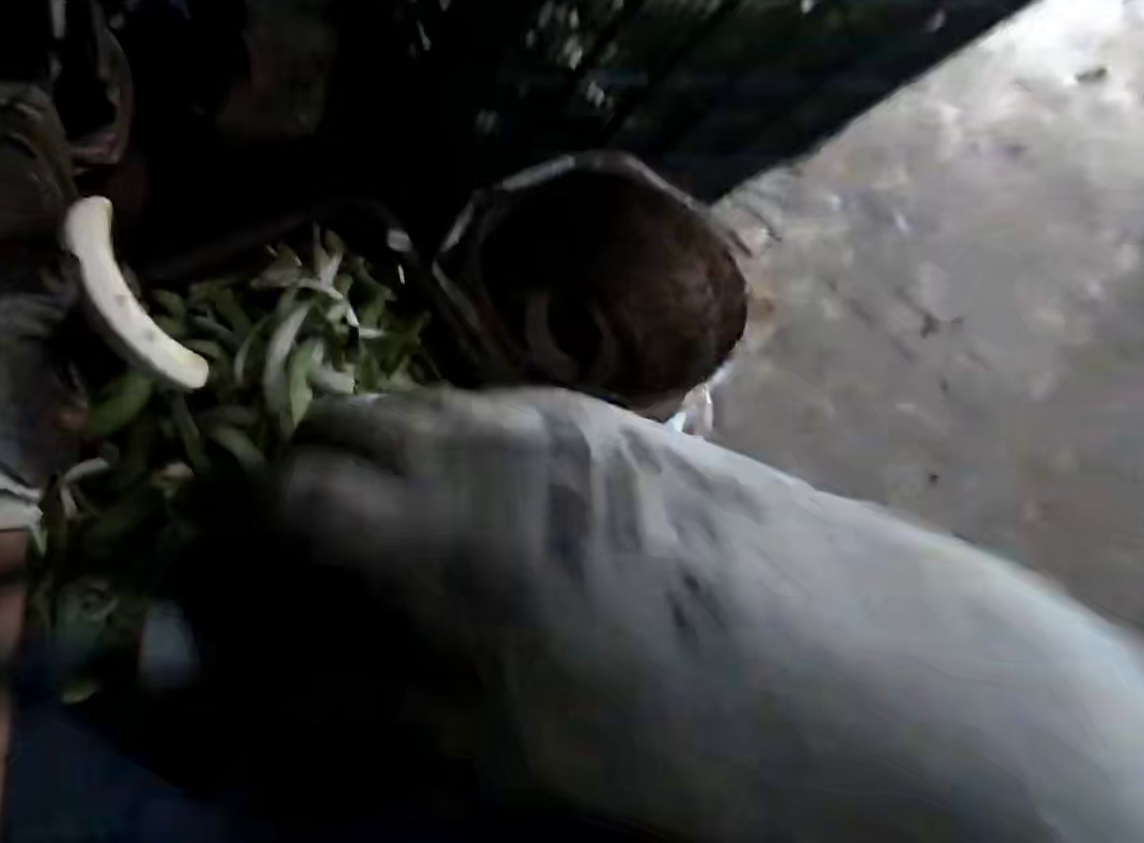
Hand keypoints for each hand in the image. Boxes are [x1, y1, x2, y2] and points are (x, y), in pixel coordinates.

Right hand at [274, 388, 1143, 841]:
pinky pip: (465, 403)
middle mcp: (477, 441)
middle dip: (303, 468)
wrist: (889, 671)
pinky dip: (432, 438)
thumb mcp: (510, 740)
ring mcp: (531, 409)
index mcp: (451, 528)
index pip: (300, 487)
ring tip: (392, 510)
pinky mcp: (580, 405)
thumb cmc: (681, 731)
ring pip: (398, 402)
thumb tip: (270, 687)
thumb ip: (374, 693)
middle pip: (337, 420)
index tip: (254, 553)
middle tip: (315, 531)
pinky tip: (473, 493)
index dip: (258, 517)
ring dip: (368, 448)